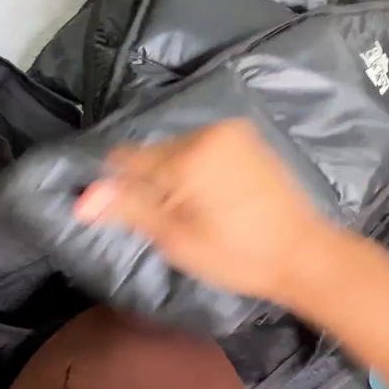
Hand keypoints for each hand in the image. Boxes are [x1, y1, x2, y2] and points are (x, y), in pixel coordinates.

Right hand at [73, 120, 345, 307]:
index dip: (119, 186)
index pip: (125, 160)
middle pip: (152, 154)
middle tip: (172, 220)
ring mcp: (230, 132)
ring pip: (175, 151)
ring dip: (175, 176)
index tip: (132, 211)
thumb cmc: (238, 256)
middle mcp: (207, 134)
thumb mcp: (176, 240)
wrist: (306, 255)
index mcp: (187, 158)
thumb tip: (82, 198)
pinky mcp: (246, 137)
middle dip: (153, 183)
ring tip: (198, 211)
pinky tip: (215, 198)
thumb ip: (129, 209)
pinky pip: (201, 148)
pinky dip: (198, 168)